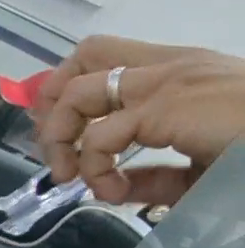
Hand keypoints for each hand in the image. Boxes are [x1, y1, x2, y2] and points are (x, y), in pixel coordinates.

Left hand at [37, 35, 244, 205]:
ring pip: (76, 94)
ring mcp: (169, 82)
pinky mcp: (167, 104)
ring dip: (58, 140)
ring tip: (71, 175)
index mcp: (178, 72)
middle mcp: (171, 67)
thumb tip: (112, 187)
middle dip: (50, 108)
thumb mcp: (198, 162)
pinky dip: (91, 169)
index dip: (61, 90)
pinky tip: (110, 190)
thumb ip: (151, 175)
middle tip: (56, 149)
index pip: (102, 58)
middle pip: (80, 64)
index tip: (54, 130)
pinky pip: (97, 136)